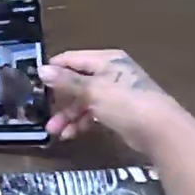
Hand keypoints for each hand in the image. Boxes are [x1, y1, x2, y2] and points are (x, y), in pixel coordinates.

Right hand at [38, 49, 181, 147]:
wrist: (160, 131)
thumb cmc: (125, 103)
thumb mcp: (92, 90)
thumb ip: (66, 81)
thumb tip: (41, 69)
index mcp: (105, 61)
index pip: (71, 59)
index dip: (52, 70)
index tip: (34, 83)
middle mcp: (109, 73)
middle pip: (76, 82)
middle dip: (59, 99)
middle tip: (41, 110)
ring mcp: (114, 93)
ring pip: (83, 101)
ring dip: (67, 115)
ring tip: (54, 131)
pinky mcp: (117, 111)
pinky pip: (93, 113)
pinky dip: (81, 123)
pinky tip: (70, 135)